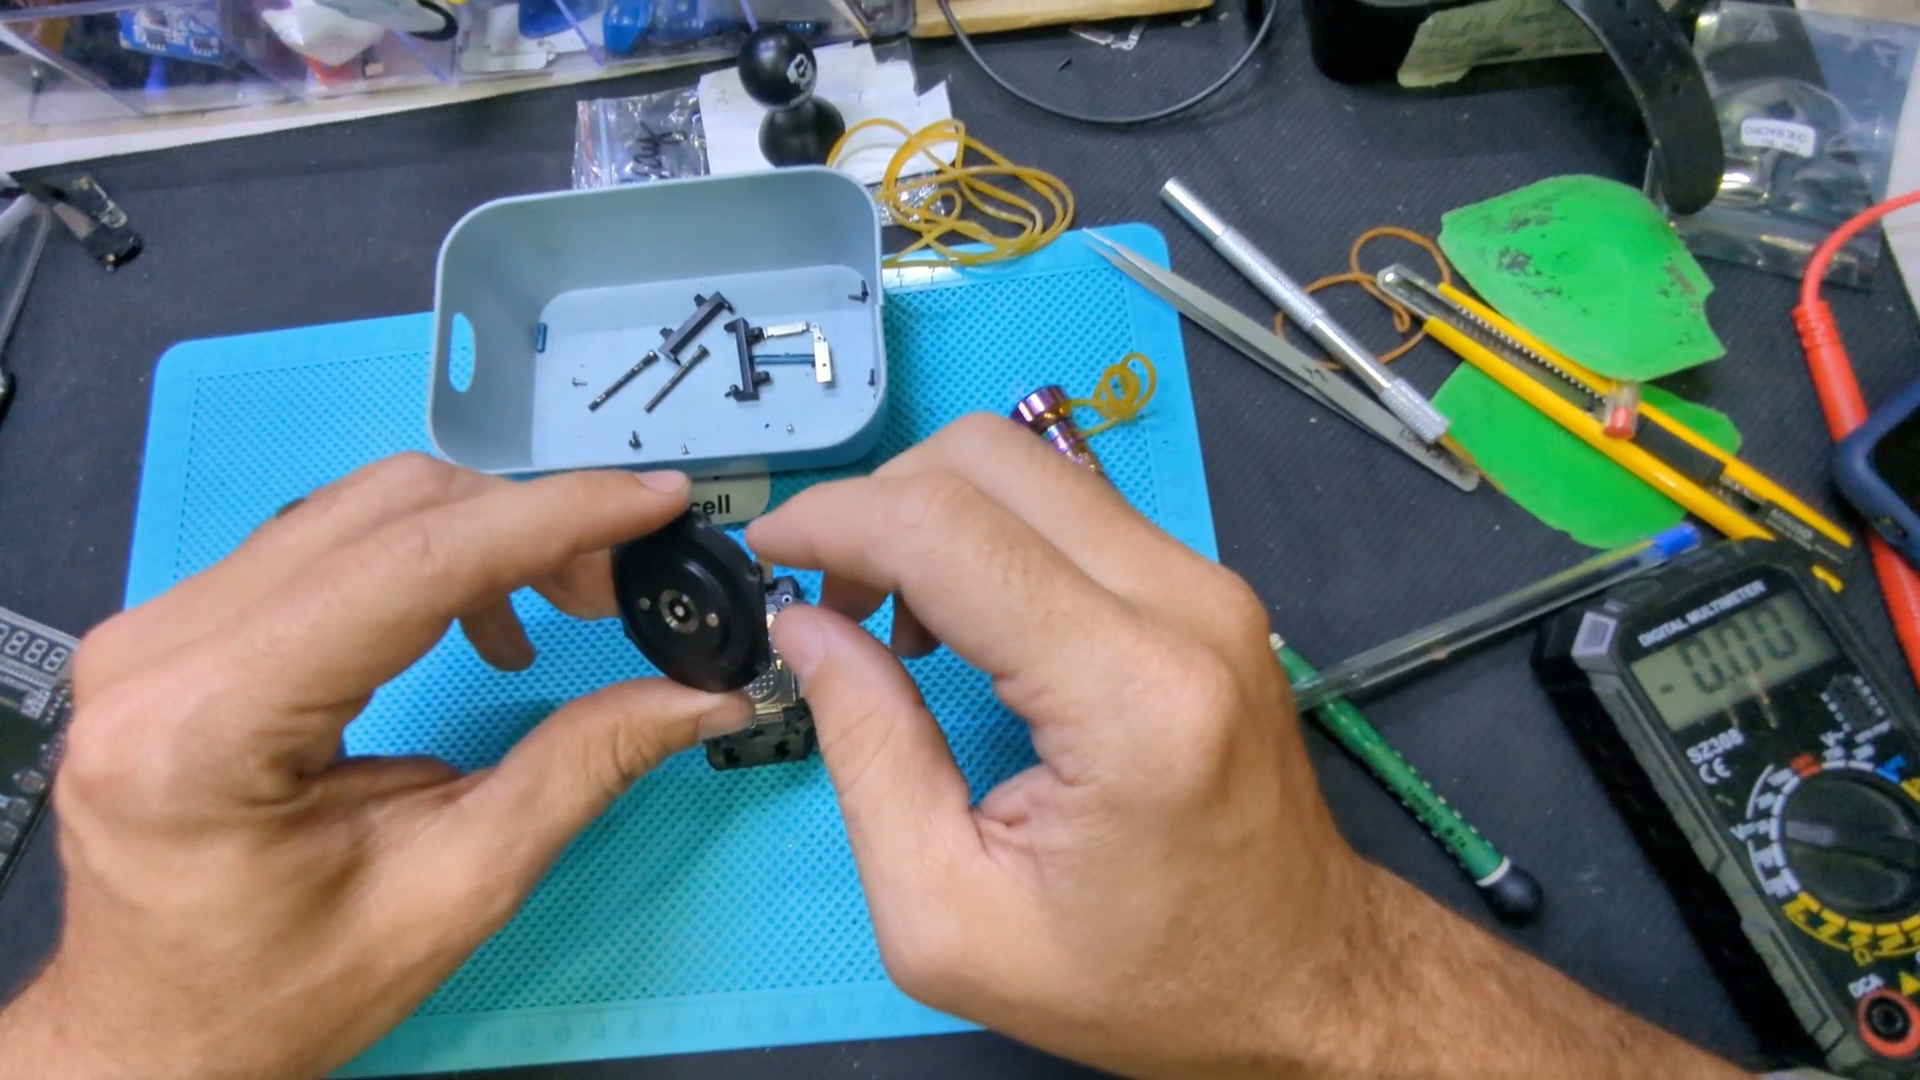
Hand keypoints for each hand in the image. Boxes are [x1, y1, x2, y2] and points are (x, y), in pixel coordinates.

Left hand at [0, 455, 749, 1079]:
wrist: (160, 1028)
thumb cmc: (299, 981)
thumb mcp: (468, 881)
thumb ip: (590, 763)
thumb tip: (712, 695)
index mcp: (215, 726)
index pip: (417, 563)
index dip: (557, 517)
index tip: (659, 502)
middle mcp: (169, 645)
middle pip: (400, 506)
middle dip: (541, 524)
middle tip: (621, 588)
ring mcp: (170, 621)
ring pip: (378, 503)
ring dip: (503, 531)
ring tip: (573, 601)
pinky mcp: (198, 620)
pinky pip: (351, 534)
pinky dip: (455, 551)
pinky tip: (493, 623)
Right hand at [747, 415, 1747, 1078]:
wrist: (1300, 970)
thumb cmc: (1135, 974)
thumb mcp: (948, 914)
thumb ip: (864, 752)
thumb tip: (806, 628)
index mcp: (1128, 694)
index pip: (947, 531)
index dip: (835, 518)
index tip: (770, 547)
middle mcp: (1181, 602)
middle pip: (988, 458)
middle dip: (878, 502)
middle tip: (836, 595)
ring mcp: (1204, 579)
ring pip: (1029, 464)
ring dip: (931, 510)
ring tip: (898, 614)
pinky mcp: (1203, 581)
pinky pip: (1068, 502)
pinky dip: (986, 528)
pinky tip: (967, 611)